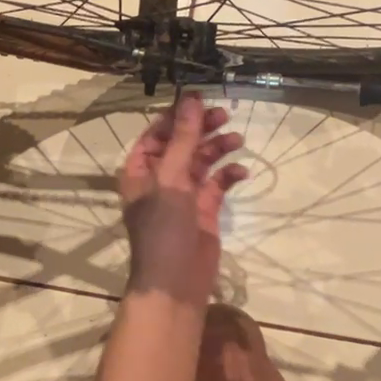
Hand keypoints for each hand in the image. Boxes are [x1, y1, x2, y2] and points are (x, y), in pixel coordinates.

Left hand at [119, 92, 247, 305]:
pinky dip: (228, 174)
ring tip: (237, 138)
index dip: (178, 115)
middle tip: (224, 114)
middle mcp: (160, 178)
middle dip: (202, 128)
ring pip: (202, 161)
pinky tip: (241, 171)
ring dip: (218, 148)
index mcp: (140, 169)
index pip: (158, 132)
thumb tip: (191, 99)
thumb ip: (183, 139)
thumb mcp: (170, 178)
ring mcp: (183, 195)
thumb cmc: (163, 227)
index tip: (200, 97)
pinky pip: (217, 183)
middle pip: (182, 143)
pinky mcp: (204, 210)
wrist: (176, 282)